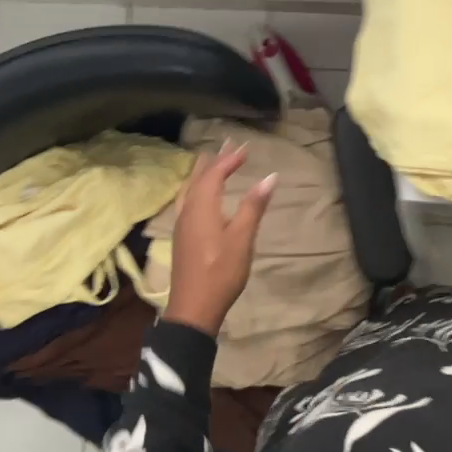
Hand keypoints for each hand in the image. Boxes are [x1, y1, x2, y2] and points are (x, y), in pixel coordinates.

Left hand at [164, 144, 275, 336]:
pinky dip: (196, 187)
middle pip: (200, 177)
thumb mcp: (242, 239)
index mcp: (202, 207)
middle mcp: (188, 210)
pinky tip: (199, 194)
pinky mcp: (182, 236)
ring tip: (210, 160)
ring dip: (203, 172)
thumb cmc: (221, 272)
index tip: (246, 148)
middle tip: (229, 144)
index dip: (230, 159)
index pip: (215, 174)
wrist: (193, 307)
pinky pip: (187, 199)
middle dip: (215, 160)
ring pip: (190, 188)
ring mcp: (182, 223)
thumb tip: (269, 177)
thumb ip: (254, 206)